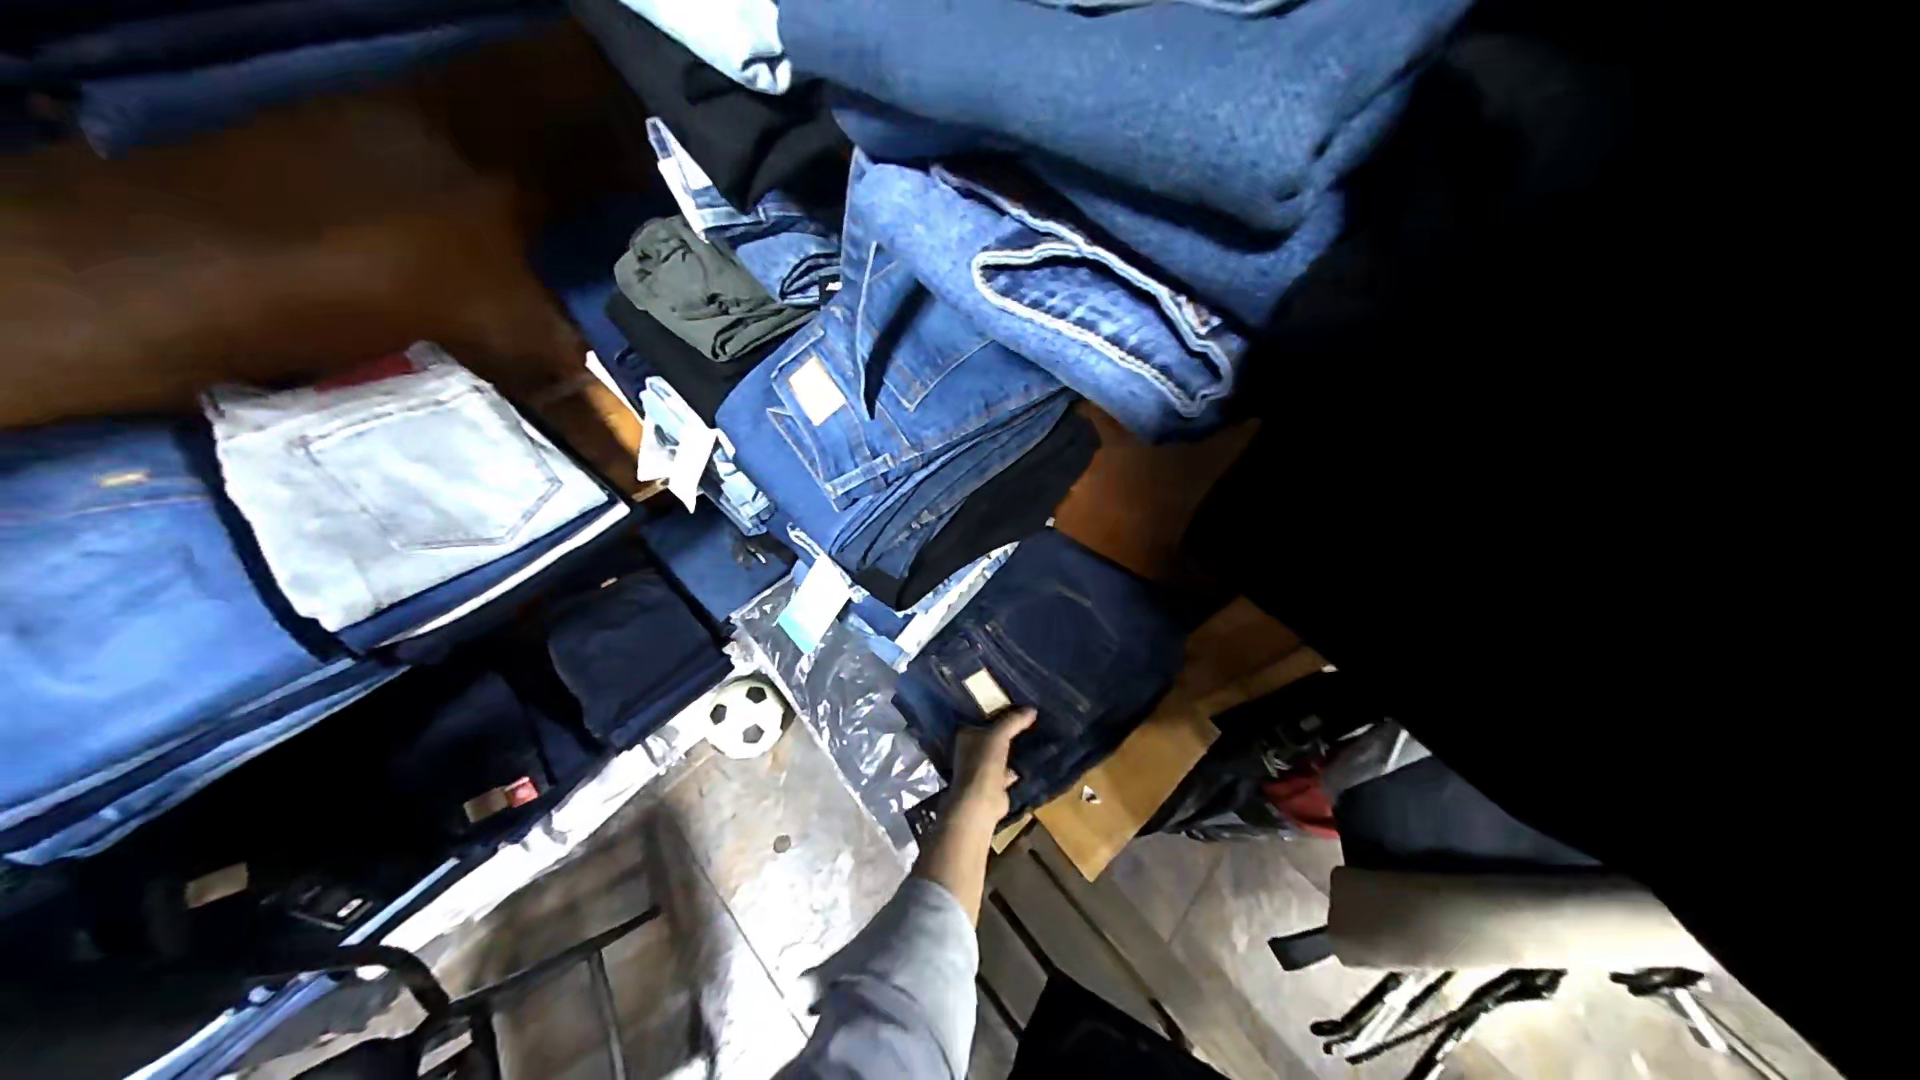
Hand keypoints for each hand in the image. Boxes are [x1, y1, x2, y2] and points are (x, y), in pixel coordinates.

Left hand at [951, 707, 1035, 825]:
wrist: (981, 801)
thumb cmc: (983, 762)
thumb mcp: (998, 735)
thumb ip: (1014, 721)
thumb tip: (1032, 709)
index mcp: (967, 734)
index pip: (985, 717)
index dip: (1002, 711)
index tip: (1021, 705)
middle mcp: (972, 749)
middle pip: (995, 735)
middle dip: (1012, 730)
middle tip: (1034, 719)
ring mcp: (983, 766)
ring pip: (1004, 751)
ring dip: (1017, 747)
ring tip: (1039, 735)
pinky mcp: (996, 782)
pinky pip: (1011, 767)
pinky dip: (1021, 764)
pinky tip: (1037, 756)